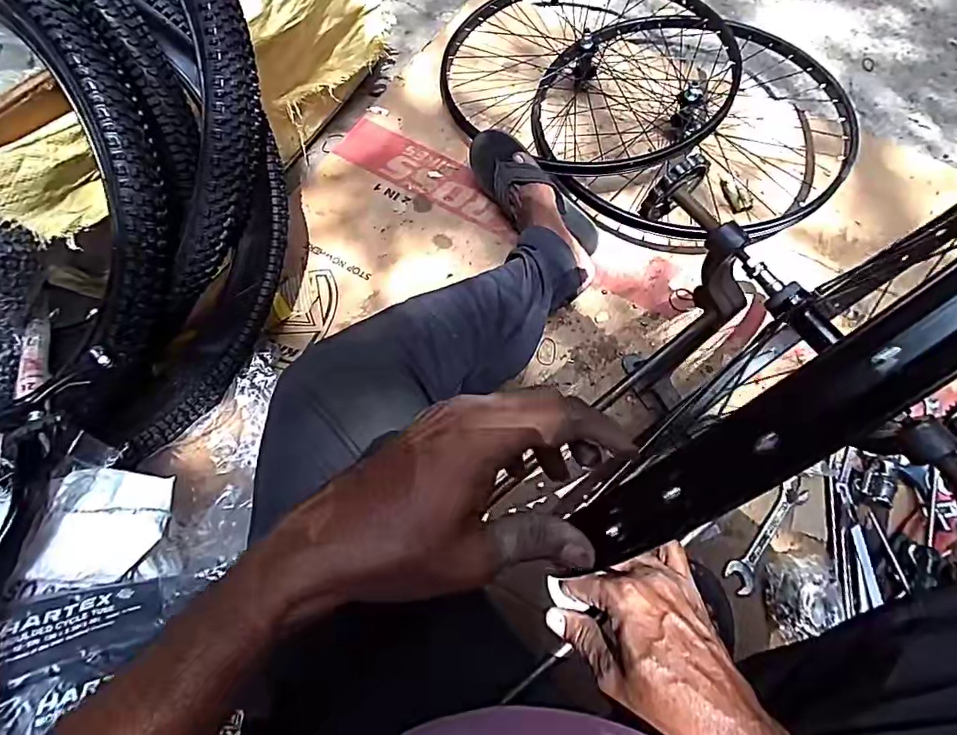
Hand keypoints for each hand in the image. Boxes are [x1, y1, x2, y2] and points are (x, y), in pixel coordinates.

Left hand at [258, 388, 634, 612]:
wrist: (327, 540)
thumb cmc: (399, 549)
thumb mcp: (475, 554)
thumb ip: (536, 537)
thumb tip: (584, 544)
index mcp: (483, 434)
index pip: (561, 415)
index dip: (602, 430)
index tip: (629, 449)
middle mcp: (468, 409)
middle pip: (542, 402)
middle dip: (580, 428)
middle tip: (604, 463)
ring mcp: (448, 411)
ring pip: (517, 405)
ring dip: (549, 429)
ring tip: (568, 469)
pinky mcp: (435, 422)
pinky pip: (491, 413)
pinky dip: (519, 432)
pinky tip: (522, 466)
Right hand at [552, 542, 786, 734]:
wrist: (720, 718)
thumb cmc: (677, 704)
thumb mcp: (613, 678)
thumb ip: (584, 640)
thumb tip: (561, 620)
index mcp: (626, 598)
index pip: (583, 580)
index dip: (566, 589)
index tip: (561, 597)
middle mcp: (650, 581)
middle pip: (607, 561)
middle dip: (589, 575)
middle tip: (580, 597)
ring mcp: (673, 580)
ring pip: (634, 552)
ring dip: (617, 563)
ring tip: (608, 585)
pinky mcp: (691, 587)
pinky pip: (669, 552)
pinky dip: (653, 552)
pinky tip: (644, 567)